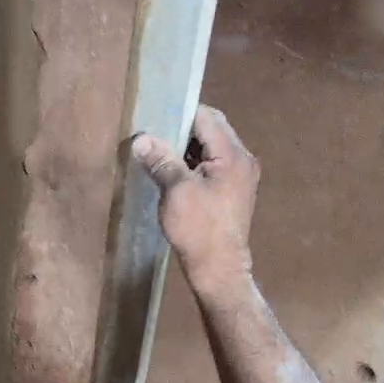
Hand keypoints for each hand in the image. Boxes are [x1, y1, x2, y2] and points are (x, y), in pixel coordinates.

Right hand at [131, 105, 259, 296]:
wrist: (219, 269)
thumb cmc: (199, 228)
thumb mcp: (175, 191)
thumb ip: (160, 160)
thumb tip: (141, 139)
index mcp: (232, 155)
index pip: (207, 117)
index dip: (181, 113)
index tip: (155, 118)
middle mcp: (242, 159)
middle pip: (212, 130)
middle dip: (182, 130)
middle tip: (154, 136)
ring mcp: (241, 176)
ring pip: (211, 148)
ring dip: (186, 148)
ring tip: (159, 154)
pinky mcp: (234, 191)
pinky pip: (213, 165)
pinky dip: (194, 164)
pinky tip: (173, 174)